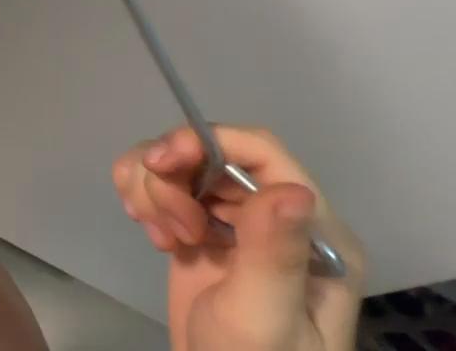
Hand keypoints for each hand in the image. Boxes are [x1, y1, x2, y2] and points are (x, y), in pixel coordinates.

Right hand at [113, 126, 367, 350]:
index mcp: (314, 232)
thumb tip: (293, 189)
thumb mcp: (263, 314)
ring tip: (160, 236)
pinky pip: (159, 181)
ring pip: (176, 162)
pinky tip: (151, 233)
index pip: (259, 150)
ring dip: (152, 188)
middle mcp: (276, 216)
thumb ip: (273, 253)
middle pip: (207, 151)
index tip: (163, 164)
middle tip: (169, 229)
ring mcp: (235, 222)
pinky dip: (141, 195)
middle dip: (170, 176)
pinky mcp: (199, 228)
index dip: (205, 141)